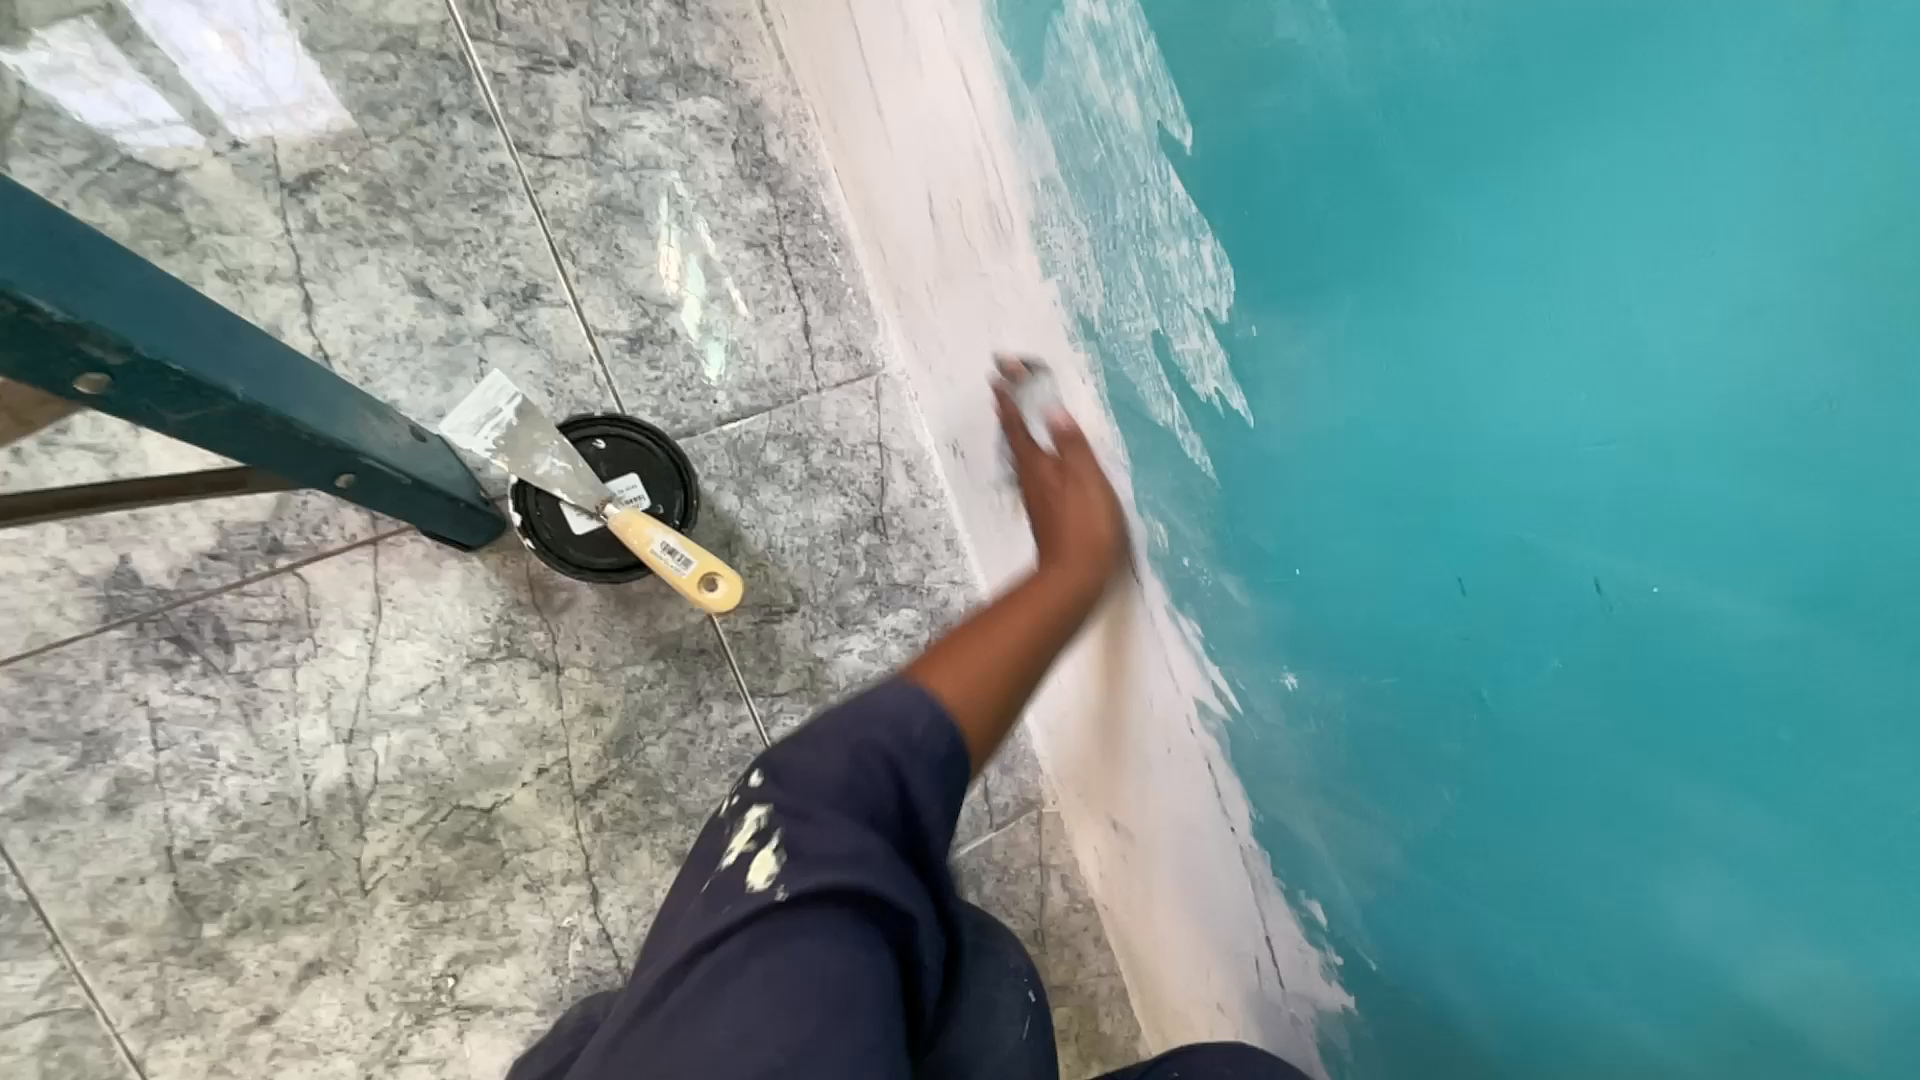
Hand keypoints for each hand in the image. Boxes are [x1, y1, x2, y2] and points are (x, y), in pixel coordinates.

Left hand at [993, 357, 1128, 599]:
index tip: (998, 377)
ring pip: (1024, 458)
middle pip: (1016, 442)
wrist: (1076, 576)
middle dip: (1011, 416)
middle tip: (1003, 393)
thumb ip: (1071, 445)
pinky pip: (1037, 474)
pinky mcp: (1047, 515)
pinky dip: (1035, 457)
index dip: (1009, 401)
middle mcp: (1031, 480)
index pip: (1019, 426)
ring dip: (1021, 436)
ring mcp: (1037, 499)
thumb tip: (1053, 410)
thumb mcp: (1086, 478)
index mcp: (1039, 466)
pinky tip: (1044, 462)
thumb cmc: (1085, 524)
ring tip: (1020, 420)